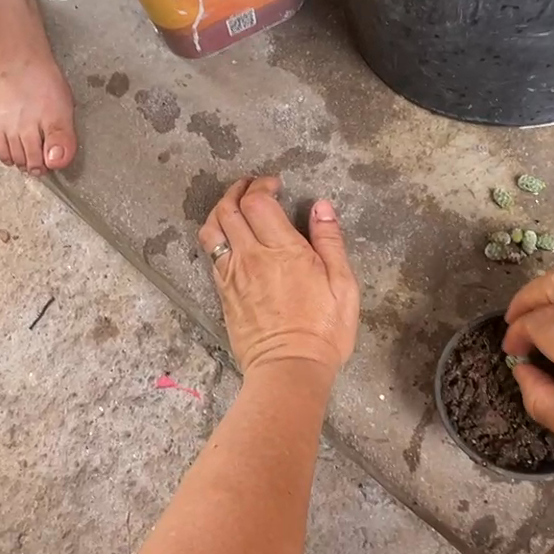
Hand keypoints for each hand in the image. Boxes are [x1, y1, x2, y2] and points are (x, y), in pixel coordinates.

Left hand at [197, 176, 358, 373]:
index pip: (258, 202)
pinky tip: (228, 239)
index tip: (274, 185)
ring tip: (233, 206)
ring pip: (211, 230)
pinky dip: (216, 237)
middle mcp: (251, 257)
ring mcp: (232, 276)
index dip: (261, 186)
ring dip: (219, 210)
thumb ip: (330, 240)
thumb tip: (321, 206)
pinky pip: (211, 256)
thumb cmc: (323, 330)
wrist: (289, 369)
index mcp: (282, 250)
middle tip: (249, 186)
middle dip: (236, 190)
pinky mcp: (223, 294)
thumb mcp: (343, 284)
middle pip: (228, 210)